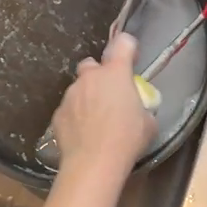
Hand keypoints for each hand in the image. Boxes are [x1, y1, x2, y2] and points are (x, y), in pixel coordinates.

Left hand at [50, 34, 156, 175]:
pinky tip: (83, 134)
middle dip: (100, 75)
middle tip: (109, 95)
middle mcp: (90, 77)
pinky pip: (69, 108)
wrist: (93, 164)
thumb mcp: (148, 122)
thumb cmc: (127, 139)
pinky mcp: (58, 113)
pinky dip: (75, 115)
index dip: (129, 48)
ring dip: (87, 97)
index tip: (132, 61)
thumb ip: (142, 107)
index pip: (123, 43)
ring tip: (95, 120)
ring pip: (79, 87)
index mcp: (116, 73)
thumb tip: (138, 109)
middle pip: (93, 64)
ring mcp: (71, 94)